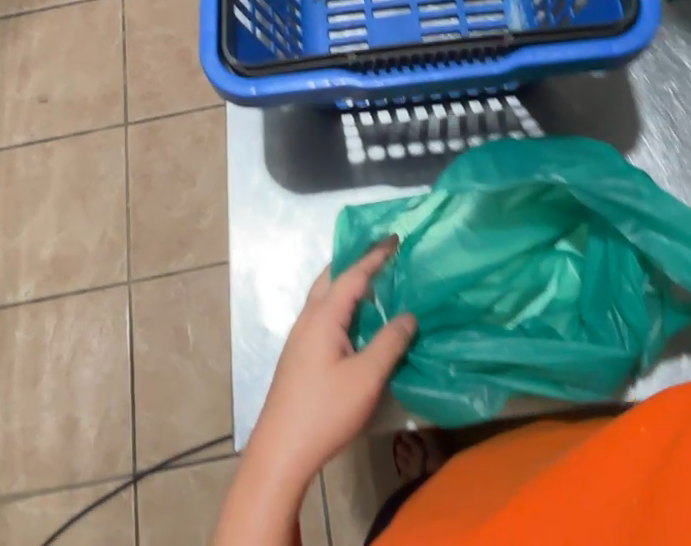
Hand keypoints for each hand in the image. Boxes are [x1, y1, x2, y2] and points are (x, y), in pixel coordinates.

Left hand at [246, 237, 417, 486]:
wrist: (280, 451)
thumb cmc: (325, 411)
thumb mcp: (367, 377)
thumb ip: (390, 343)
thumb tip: (409, 316)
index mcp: (323, 317)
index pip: (352, 275)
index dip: (375, 256)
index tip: (395, 239)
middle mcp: (308, 319)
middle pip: (331, 279)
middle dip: (356, 263)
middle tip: (383, 255)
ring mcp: (300, 338)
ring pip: (325, 298)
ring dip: (348, 286)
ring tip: (376, 285)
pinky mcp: (299, 356)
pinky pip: (323, 316)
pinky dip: (343, 306)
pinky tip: (358, 323)